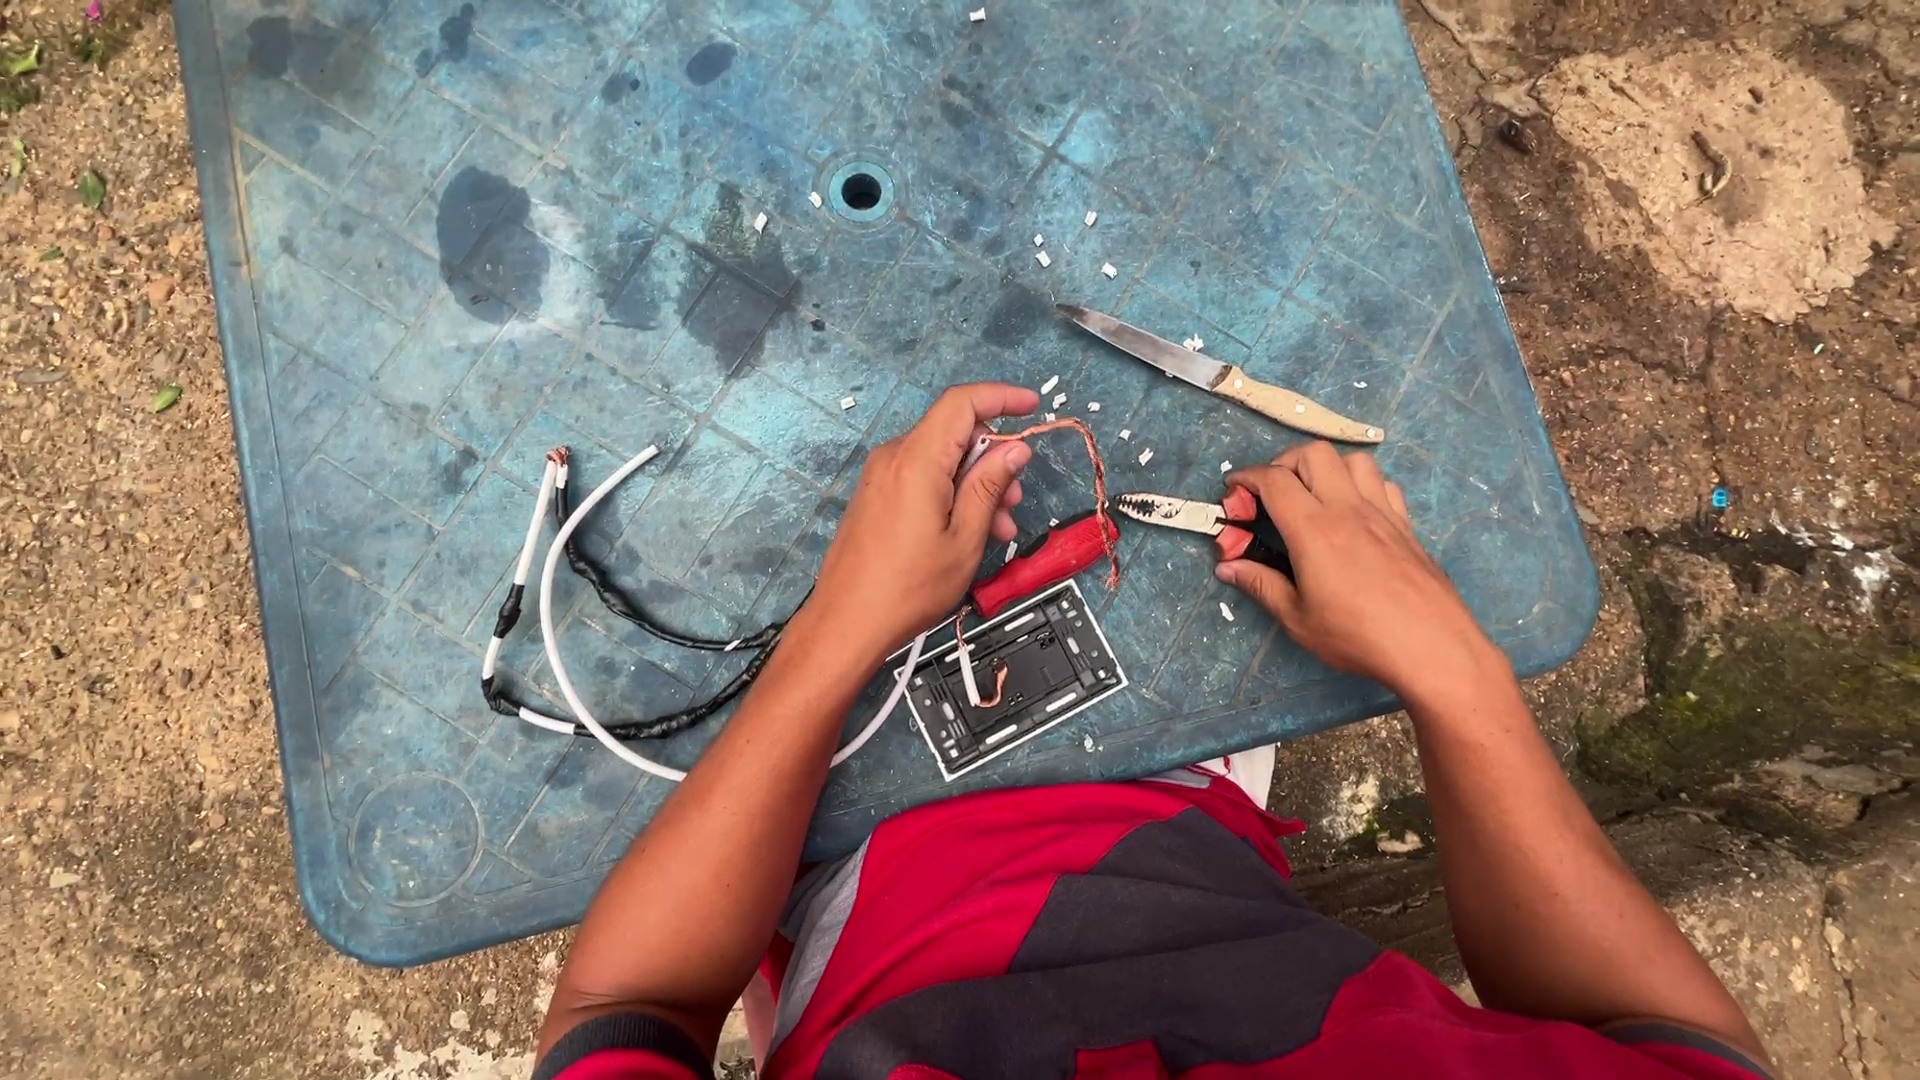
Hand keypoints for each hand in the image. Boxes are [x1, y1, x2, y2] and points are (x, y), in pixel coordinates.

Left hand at [800, 383, 1037, 663]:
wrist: (847, 622)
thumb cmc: (907, 589)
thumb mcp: (965, 538)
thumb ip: (990, 486)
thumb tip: (1014, 449)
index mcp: (917, 461)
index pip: (961, 403)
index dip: (1001, 397)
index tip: (1031, 406)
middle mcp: (893, 458)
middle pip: (953, 432)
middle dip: (993, 457)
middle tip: (1014, 500)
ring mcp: (880, 476)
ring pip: (940, 458)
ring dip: (974, 481)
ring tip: (996, 527)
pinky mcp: (876, 495)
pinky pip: (921, 477)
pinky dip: (950, 491)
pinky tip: (966, 528)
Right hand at [1215, 442, 1495, 697]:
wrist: (1433, 648)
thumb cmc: (1358, 636)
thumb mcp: (1297, 618)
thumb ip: (1260, 585)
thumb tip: (1227, 568)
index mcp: (1314, 530)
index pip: (1275, 480)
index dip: (1246, 477)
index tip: (1233, 491)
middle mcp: (1348, 510)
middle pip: (1314, 454)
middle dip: (1284, 463)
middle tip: (1271, 492)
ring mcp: (1382, 514)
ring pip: (1353, 461)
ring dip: (1326, 468)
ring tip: (1312, 496)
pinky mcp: (1405, 526)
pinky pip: (1383, 484)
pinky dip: (1361, 485)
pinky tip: (1352, 511)